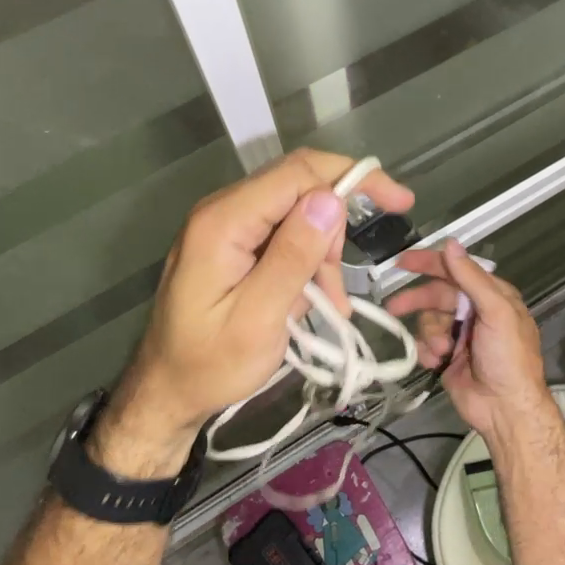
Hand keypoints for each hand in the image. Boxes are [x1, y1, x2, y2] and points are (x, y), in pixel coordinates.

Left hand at [96, 150, 414, 475]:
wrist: (166, 392)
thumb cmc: (209, 364)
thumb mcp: (258, 320)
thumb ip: (293, 257)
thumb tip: (330, 199)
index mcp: (224, 222)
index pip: (299, 173)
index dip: (354, 178)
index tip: (399, 202)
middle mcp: (222, 210)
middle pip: (300, 186)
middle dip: (336, 226)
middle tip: (340, 285)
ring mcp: (225, 225)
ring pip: (297, 213)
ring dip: (323, 254)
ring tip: (328, 306)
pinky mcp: (232, 243)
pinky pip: (283, 235)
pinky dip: (307, 262)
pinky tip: (313, 301)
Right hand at [386, 240, 549, 439]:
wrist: (505, 408)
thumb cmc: (508, 357)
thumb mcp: (497, 312)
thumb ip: (472, 278)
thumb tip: (451, 242)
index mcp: (492, 296)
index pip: (457, 270)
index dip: (430, 263)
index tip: (403, 261)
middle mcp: (475, 311)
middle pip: (437, 295)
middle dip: (418, 301)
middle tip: (394, 306)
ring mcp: (460, 335)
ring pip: (429, 320)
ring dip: (430, 334)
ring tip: (441, 351)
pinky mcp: (447, 357)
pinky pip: (425, 343)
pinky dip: (427, 351)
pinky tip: (436, 362)